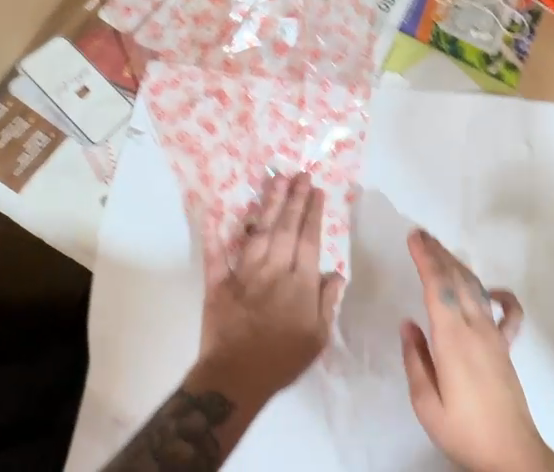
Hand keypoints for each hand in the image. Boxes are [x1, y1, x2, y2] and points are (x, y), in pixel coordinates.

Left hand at [190, 171, 344, 408]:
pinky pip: (217, 255)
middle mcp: (274, 269)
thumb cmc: (281, 360)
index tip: (316, 190)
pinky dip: (216, 235)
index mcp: (300, 283)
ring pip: (259, 232)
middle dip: (294, 198)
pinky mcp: (219, 284)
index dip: (313, 213)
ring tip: (275, 180)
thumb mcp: (318, 337)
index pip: (309, 239)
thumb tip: (336, 273)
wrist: (235, 380)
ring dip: (268, 204)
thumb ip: (327, 302)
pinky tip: (216, 213)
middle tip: (299, 173)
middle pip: (286, 228)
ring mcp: (244, 274)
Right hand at [401, 230, 553, 471]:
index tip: (413, 237)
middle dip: (439, 254)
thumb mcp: (426, 404)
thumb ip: (416, 361)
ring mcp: (495, 336)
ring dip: (459, 266)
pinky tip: (491, 290)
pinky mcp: (506, 347)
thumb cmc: (463, 431)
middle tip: (421, 235)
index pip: (439, 287)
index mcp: (453, 339)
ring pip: (477, 289)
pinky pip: (507, 313)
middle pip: (458, 279)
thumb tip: (409, 324)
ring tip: (441, 251)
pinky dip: (500, 295)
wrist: (510, 452)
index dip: (426, 259)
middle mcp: (476, 328)